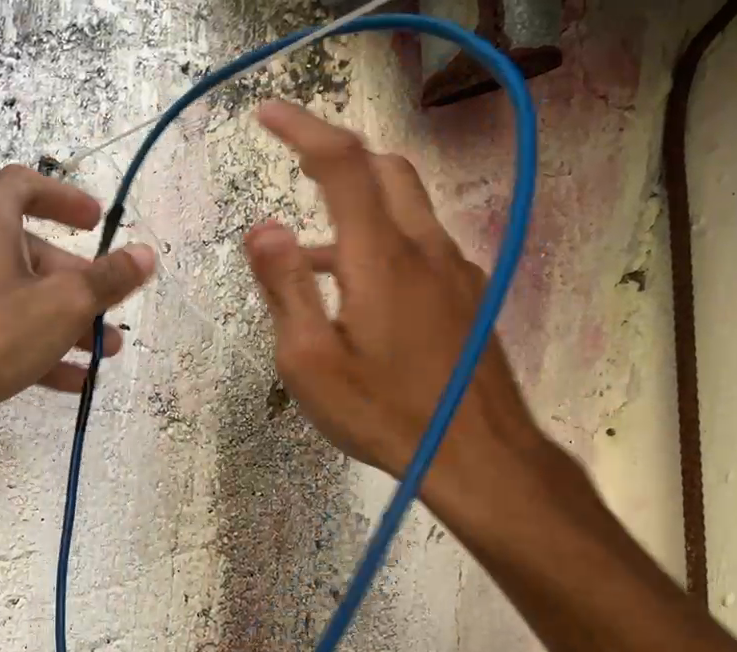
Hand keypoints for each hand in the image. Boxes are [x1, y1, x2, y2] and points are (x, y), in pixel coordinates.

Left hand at [0, 165, 155, 456]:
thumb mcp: (59, 306)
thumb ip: (106, 280)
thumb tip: (145, 255)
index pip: (24, 186)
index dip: (64, 198)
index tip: (96, 221)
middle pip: (27, 254)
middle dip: (76, 284)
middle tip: (111, 311)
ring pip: (15, 300)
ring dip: (62, 323)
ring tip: (105, 353)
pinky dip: (32, 349)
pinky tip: (73, 383)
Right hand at [243, 102, 549, 513]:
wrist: (475, 452)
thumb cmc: (381, 412)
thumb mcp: (309, 360)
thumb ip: (286, 289)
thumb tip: (262, 227)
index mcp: (380, 257)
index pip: (342, 166)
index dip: (303, 130)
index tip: (267, 113)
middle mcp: (423, 248)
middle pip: (385, 171)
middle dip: (337, 155)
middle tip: (294, 162)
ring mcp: (452, 270)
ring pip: (403, 209)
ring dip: (352, 208)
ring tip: (301, 256)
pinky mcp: (464, 295)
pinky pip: (416, 246)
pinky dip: (376, 244)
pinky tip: (349, 295)